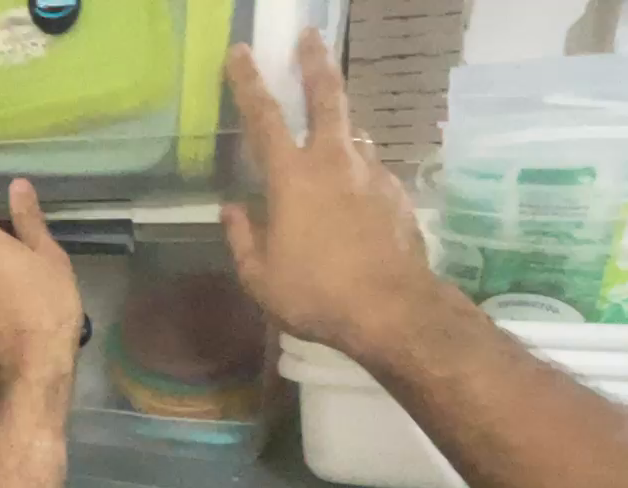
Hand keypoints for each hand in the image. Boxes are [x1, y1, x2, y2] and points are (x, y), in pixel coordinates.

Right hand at [221, 31, 448, 360]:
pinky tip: (356, 199)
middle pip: (326, 97)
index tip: (241, 52)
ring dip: (341, 128)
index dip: (249, 83)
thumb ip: (242, 239)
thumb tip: (230, 210)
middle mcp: (334, 162)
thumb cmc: (314, 295)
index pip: (264, 117)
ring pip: (354, 135)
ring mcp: (372, 174)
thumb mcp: (260, 278)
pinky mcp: (397, 195)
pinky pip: (372, 173)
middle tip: (311, 38)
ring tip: (333, 136)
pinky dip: (359, 176)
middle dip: (315, 64)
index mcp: (292, 178)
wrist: (389, 308)